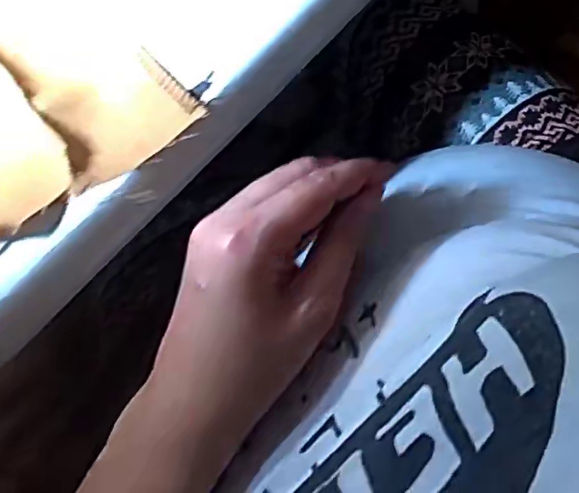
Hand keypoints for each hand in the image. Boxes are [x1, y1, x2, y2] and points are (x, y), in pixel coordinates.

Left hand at [150, 157, 393, 467]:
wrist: (188, 407)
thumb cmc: (257, 368)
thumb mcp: (315, 307)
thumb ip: (345, 241)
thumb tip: (370, 195)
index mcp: (251, 236)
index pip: (316, 184)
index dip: (357, 172)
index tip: (391, 171)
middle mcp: (226, 215)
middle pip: (295, 172)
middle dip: (339, 173)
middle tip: (375, 187)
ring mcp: (211, 221)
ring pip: (278, 178)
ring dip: (317, 182)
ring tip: (352, 199)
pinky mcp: (209, 231)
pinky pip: (262, 195)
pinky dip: (294, 195)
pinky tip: (316, 215)